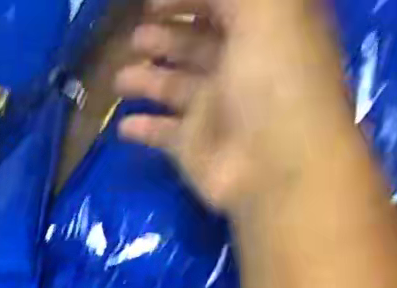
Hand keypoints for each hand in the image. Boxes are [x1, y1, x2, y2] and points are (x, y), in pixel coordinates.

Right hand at [112, 0, 361, 214]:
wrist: (275, 162)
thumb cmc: (276, 78)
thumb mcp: (265, 11)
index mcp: (266, 24)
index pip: (224, 1)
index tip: (151, 1)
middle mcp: (239, 61)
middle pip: (196, 41)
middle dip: (165, 36)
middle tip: (133, 36)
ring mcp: (215, 106)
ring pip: (173, 85)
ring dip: (146, 78)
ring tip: (119, 78)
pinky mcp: (193, 144)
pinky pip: (161, 132)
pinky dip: (142, 127)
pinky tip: (122, 125)